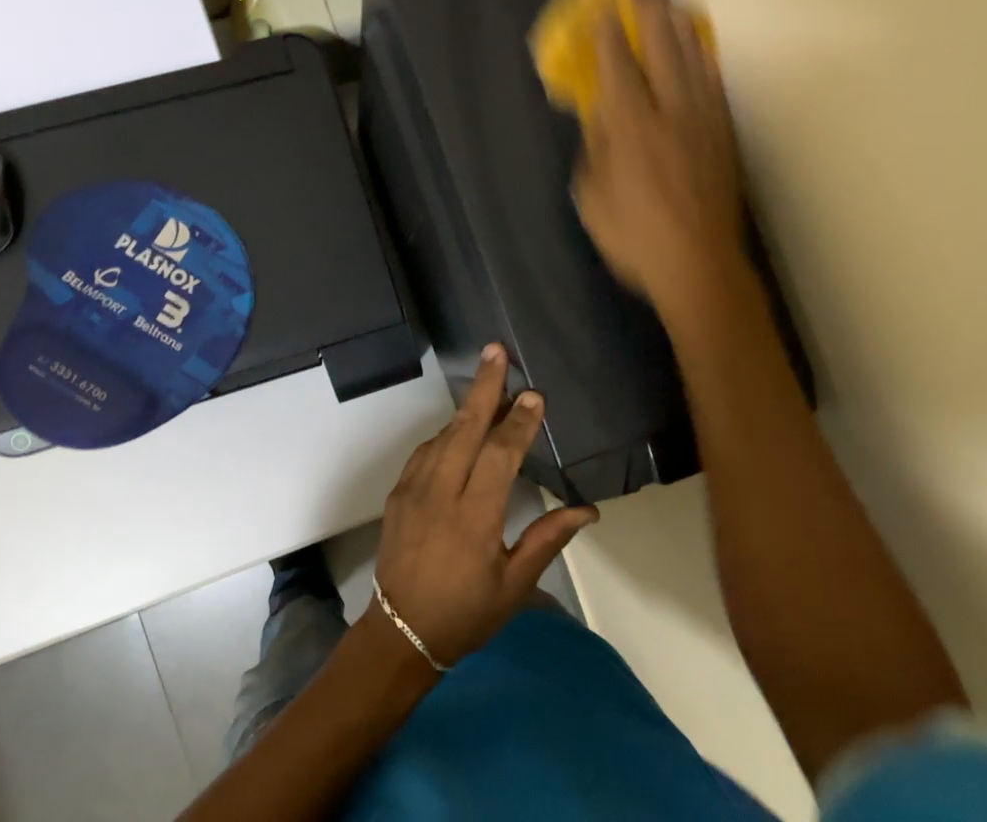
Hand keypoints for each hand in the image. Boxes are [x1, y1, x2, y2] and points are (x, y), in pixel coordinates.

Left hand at [368, 344, 598, 666]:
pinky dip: (444, 433)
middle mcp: (440, 494)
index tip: (535, 395)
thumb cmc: (465, 614)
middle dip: (484, 388)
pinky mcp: (398, 496)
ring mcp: (413, 492)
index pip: (499, 456)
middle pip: (465, 430)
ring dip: (466, 408)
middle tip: (497, 351)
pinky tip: (459, 428)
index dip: (519, 423)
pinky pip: (424, 453)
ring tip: (488, 381)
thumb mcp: (514, 586)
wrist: (399, 634)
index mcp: (474, 517)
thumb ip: (547, 540)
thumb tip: (588, 511)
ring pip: (442, 437)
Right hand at [572, 0, 750, 308]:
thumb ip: (596, 151)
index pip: (618, 66)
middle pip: (663, 47)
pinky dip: (704, 57)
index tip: (600, 10)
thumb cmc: (636, 239)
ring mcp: (704, 120)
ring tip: (671, 3)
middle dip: (649, 12)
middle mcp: (671, 112)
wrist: (701, 265)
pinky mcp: (725, 133)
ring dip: (681, 25)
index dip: (607, 34)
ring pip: (696, 57)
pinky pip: (714, 82)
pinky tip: (699, 48)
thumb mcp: (595, 199)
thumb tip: (599, 118)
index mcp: (632, 128)